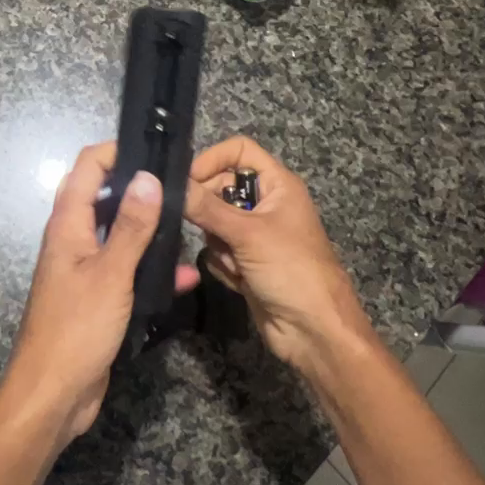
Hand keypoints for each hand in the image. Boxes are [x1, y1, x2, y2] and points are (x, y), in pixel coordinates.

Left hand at [0, 142, 199, 448]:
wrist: (53, 396)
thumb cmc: (76, 329)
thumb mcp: (111, 275)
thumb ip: (130, 227)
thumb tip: (147, 176)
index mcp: (67, 225)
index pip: (86, 167)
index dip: (116, 151)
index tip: (155, 150)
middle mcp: (72, 240)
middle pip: (103, 197)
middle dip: (138, 188)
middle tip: (178, 186)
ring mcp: (84, 269)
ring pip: (118, 234)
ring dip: (148, 229)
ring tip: (186, 223)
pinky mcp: (97, 297)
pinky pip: (126, 271)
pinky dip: (150, 269)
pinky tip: (183, 276)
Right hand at [184, 136, 373, 375]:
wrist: (315, 333)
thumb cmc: (291, 270)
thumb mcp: (247, 234)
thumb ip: (206, 207)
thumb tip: (170, 183)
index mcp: (277, 185)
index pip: (239, 151)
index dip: (212, 159)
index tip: (187, 181)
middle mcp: (266, 204)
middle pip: (220, 187)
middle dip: (211, 211)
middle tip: (209, 229)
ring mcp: (255, 235)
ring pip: (214, 222)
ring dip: (218, 244)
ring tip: (236, 262)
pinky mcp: (246, 262)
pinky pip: (218, 250)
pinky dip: (223, 265)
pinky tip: (240, 281)